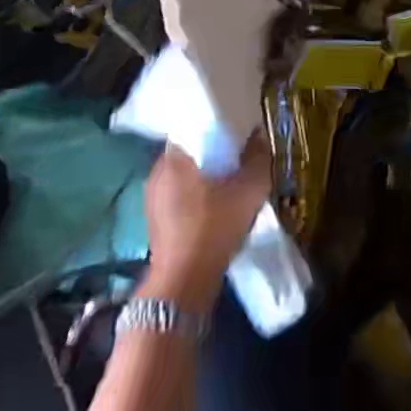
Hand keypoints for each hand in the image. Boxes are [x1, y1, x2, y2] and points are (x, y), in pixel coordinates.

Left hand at [141, 136, 271, 314]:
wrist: (184, 283)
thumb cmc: (214, 227)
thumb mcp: (249, 190)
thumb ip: (257, 159)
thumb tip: (259, 135)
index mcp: (174, 157)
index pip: (193, 128)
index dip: (216, 128)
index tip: (235, 134)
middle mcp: (157, 172)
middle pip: (188, 152)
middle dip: (211, 154)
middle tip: (236, 159)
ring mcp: (152, 198)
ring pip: (182, 176)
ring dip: (202, 177)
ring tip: (227, 183)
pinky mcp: (154, 221)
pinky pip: (177, 196)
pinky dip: (194, 197)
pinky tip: (212, 207)